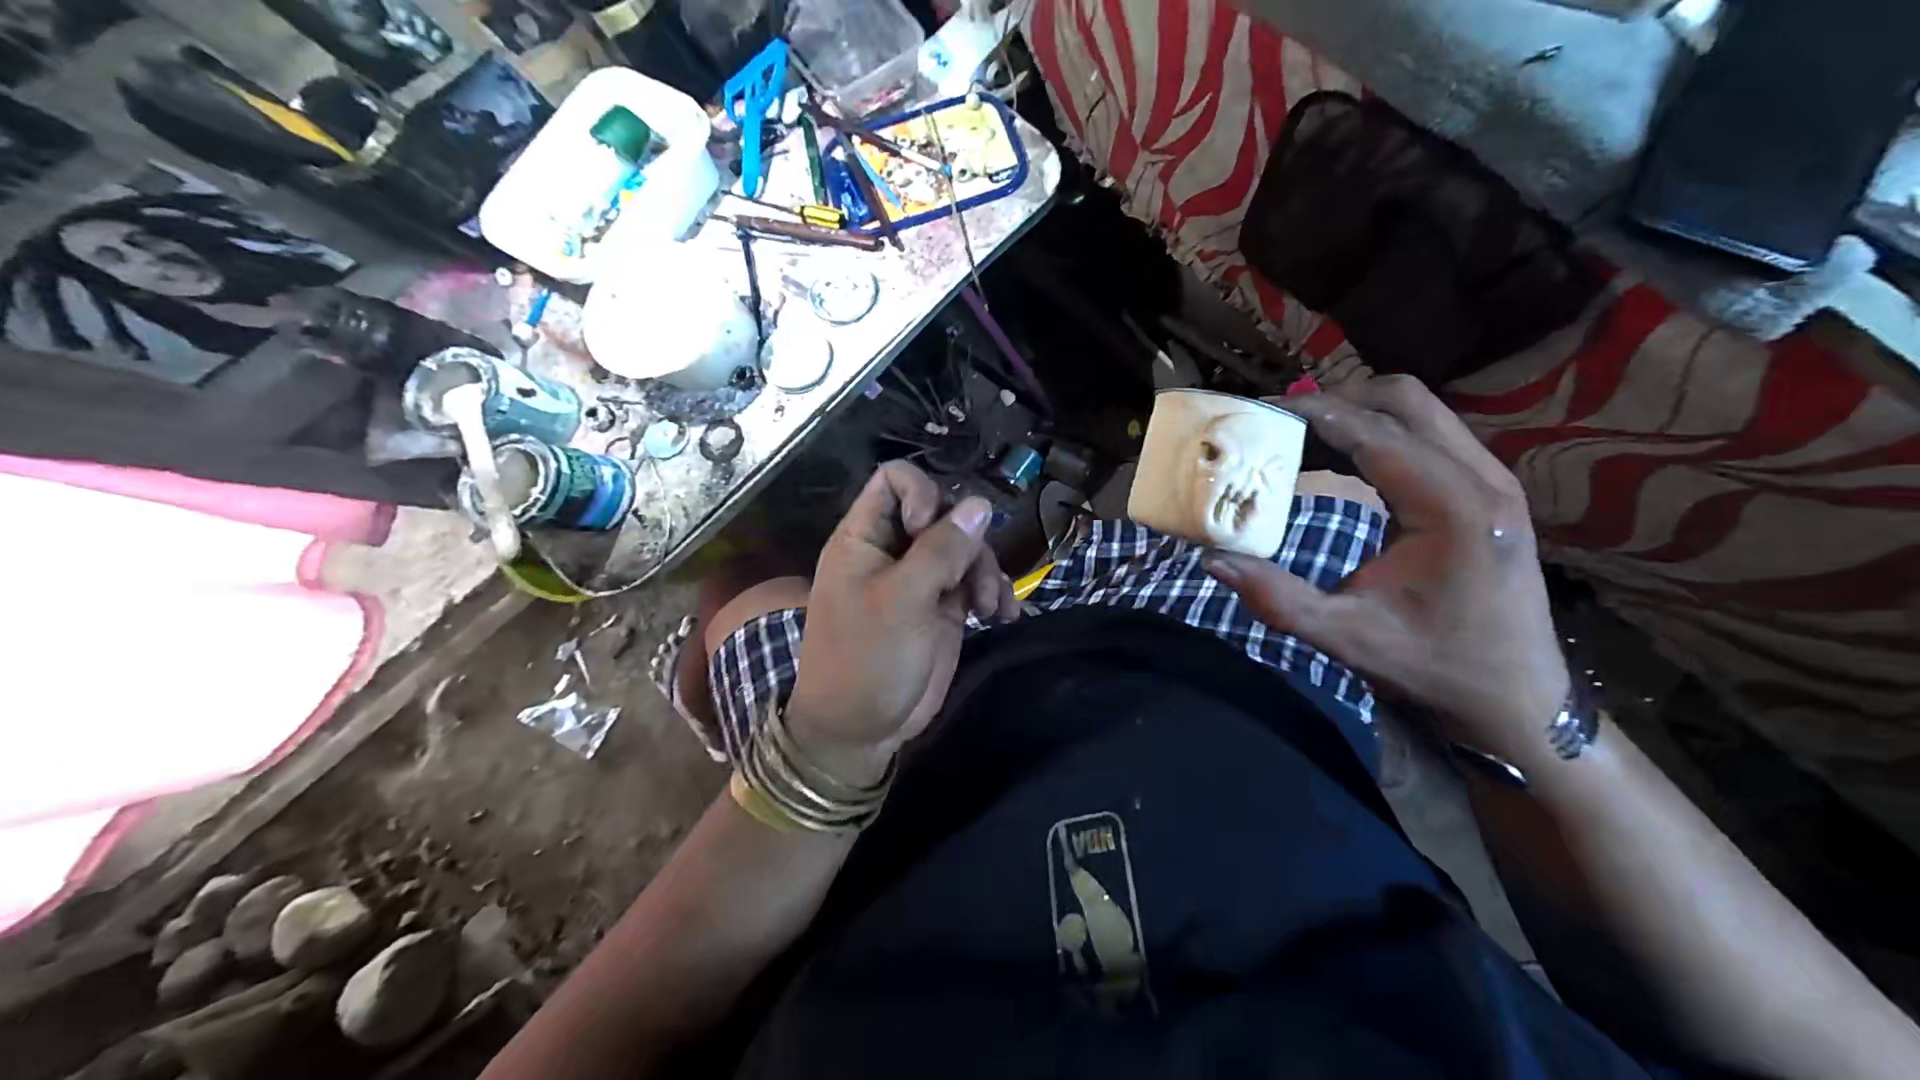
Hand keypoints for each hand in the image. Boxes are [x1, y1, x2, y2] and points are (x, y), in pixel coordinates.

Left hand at [785, 462, 1017, 783]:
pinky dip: (993, 592)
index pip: (895, 481)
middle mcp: (894, 550)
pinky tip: (1002, 614)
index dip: (921, 495)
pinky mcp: (944, 606)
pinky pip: (976, 580)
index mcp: (865, 538)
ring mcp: (921, 578)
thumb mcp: (901, 601)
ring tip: (987, 607)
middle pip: (943, 512)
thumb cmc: (866, 659)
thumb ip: (940, 550)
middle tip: (967, 579)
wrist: (861, 729)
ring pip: (966, 546)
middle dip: (966, 540)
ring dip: (985, 571)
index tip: (929, 531)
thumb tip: (980, 504)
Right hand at [1204, 376, 1568, 758]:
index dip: (1314, 414)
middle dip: (1336, 400)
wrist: (1514, 696)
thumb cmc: (1431, 666)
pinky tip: (1338, 458)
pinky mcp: (1488, 491)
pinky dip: (1379, 433)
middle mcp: (1481, 480)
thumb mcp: (1345, 637)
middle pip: (1404, 399)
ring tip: (1300, 436)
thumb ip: (1277, 597)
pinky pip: (1428, 434)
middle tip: (1278, 423)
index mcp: (1452, 510)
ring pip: (1420, 410)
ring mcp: (1492, 480)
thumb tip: (1212, 559)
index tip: (1260, 410)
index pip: (1375, 432)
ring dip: (1357, 413)